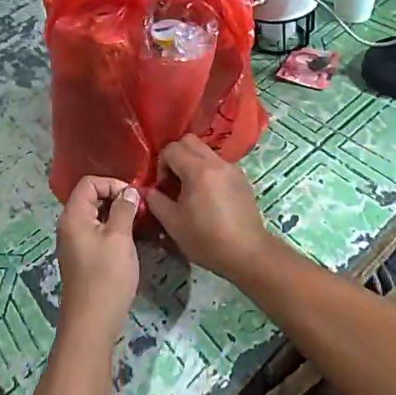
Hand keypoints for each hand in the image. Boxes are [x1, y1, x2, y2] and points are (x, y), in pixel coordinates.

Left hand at [55, 176, 140, 337]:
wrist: (92, 322)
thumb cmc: (106, 276)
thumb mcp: (119, 237)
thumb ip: (124, 209)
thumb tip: (130, 192)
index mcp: (73, 216)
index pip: (89, 183)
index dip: (112, 183)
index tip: (134, 197)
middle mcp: (69, 226)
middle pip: (91, 197)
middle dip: (117, 198)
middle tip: (141, 210)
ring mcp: (75, 243)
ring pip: (97, 216)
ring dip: (118, 215)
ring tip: (141, 224)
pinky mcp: (83, 258)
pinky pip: (98, 233)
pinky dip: (114, 231)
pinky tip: (132, 240)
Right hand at [146, 136, 276, 277]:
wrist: (247, 253)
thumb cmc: (206, 239)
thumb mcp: (173, 223)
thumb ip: (156, 201)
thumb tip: (148, 190)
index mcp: (198, 170)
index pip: (172, 149)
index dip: (161, 164)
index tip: (163, 186)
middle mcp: (217, 162)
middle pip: (190, 141)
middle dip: (176, 156)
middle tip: (173, 181)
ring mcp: (233, 169)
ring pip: (206, 152)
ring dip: (192, 163)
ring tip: (190, 190)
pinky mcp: (242, 179)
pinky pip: (219, 164)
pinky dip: (208, 171)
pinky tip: (208, 197)